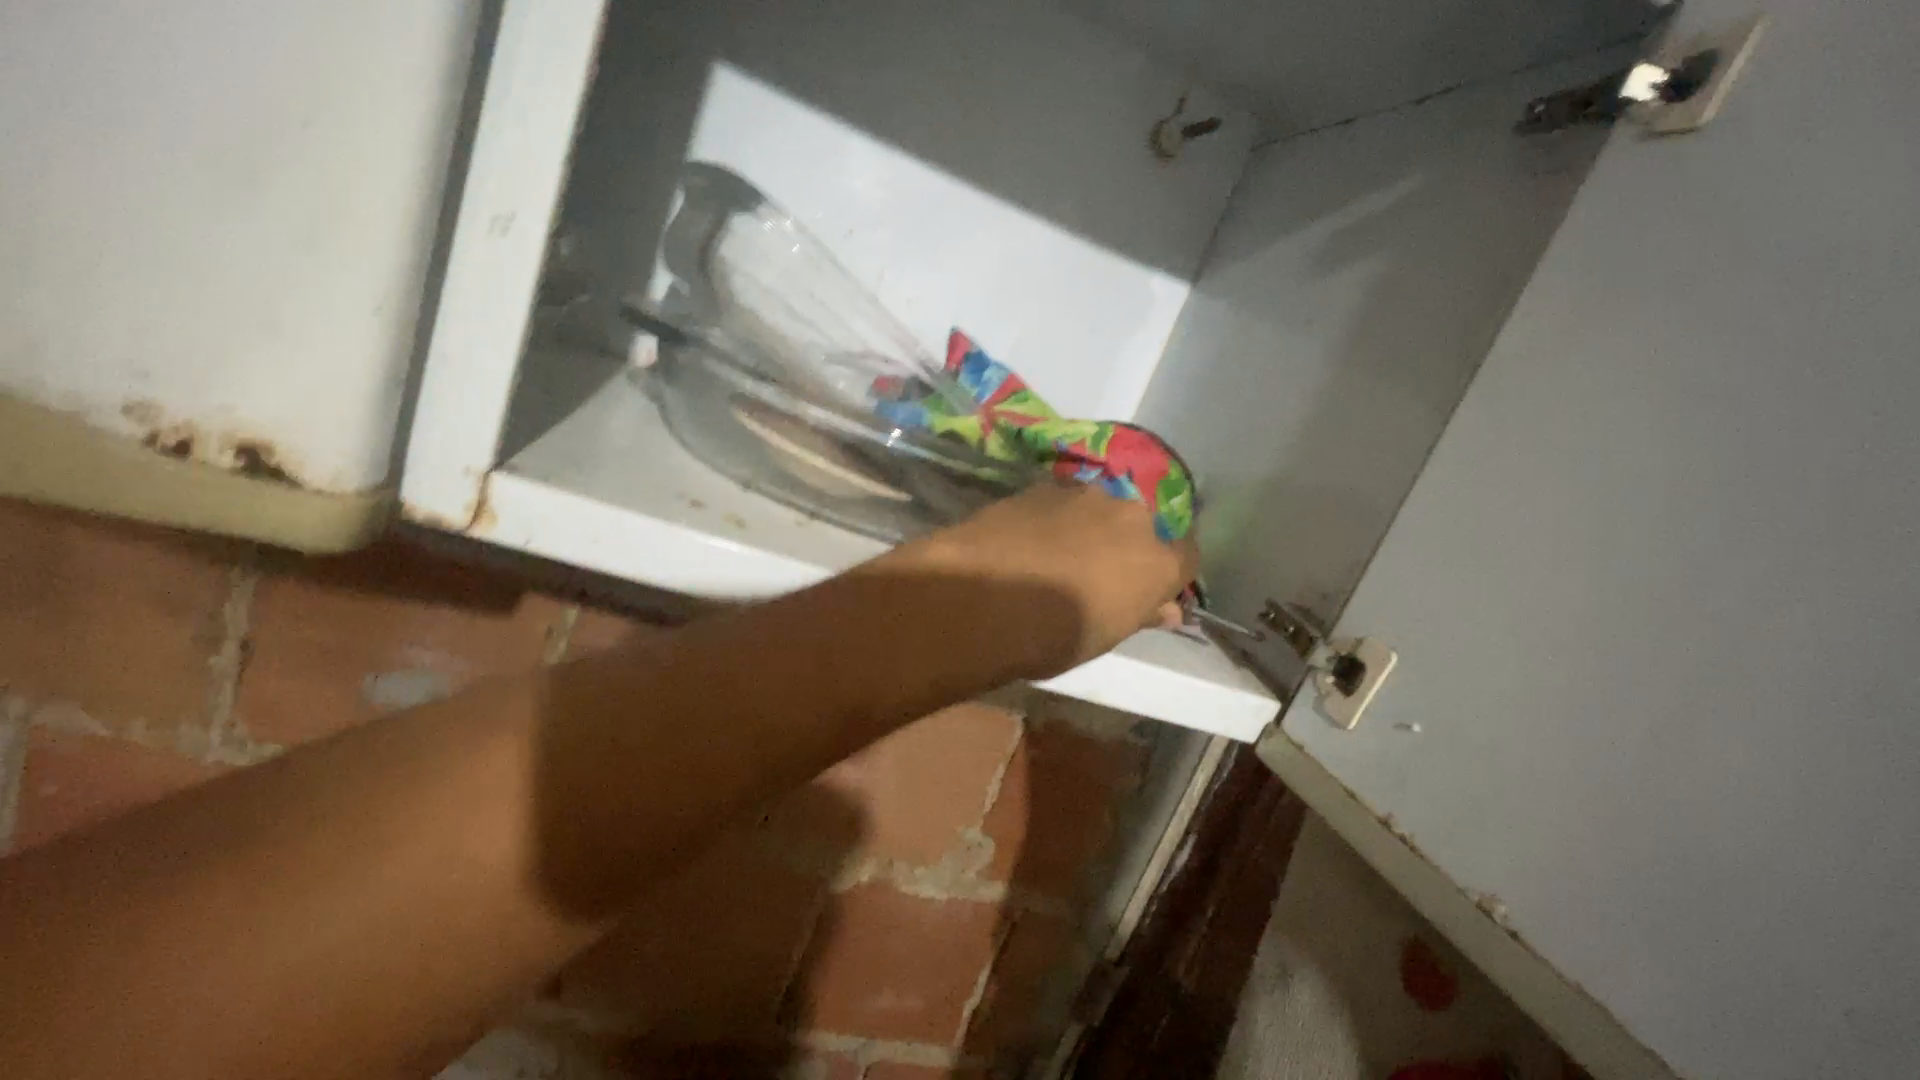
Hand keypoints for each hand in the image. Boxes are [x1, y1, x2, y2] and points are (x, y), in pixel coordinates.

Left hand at [878, 483, 1198, 677]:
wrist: (981, 598)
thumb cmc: (1053, 636)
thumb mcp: (1104, 637)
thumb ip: (1140, 613)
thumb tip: (1167, 608)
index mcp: (1157, 559)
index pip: (1185, 558)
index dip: (1169, 573)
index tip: (1151, 591)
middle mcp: (1129, 516)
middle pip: (1139, 526)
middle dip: (1124, 545)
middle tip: (1096, 575)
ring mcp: (1082, 495)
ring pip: (1097, 510)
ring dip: (1086, 528)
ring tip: (1054, 558)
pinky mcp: (1038, 487)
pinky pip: (1058, 504)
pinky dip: (1050, 520)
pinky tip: (1024, 543)